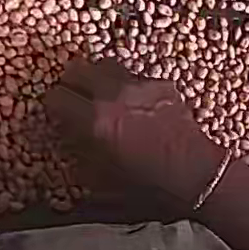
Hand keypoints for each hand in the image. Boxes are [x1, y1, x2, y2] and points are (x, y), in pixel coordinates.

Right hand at [44, 60, 227, 205]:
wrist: (196, 174)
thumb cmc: (148, 184)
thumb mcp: (102, 176)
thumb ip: (79, 149)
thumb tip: (68, 134)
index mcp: (95, 120)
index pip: (56, 96)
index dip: (53, 105)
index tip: (56, 113)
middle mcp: (115, 95)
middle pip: (77, 68)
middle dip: (72, 82)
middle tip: (75, 98)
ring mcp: (141, 85)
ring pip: (107, 65)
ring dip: (100, 79)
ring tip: (105, 98)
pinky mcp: (162, 84)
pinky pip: (136, 77)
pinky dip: (129, 87)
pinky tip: (137, 107)